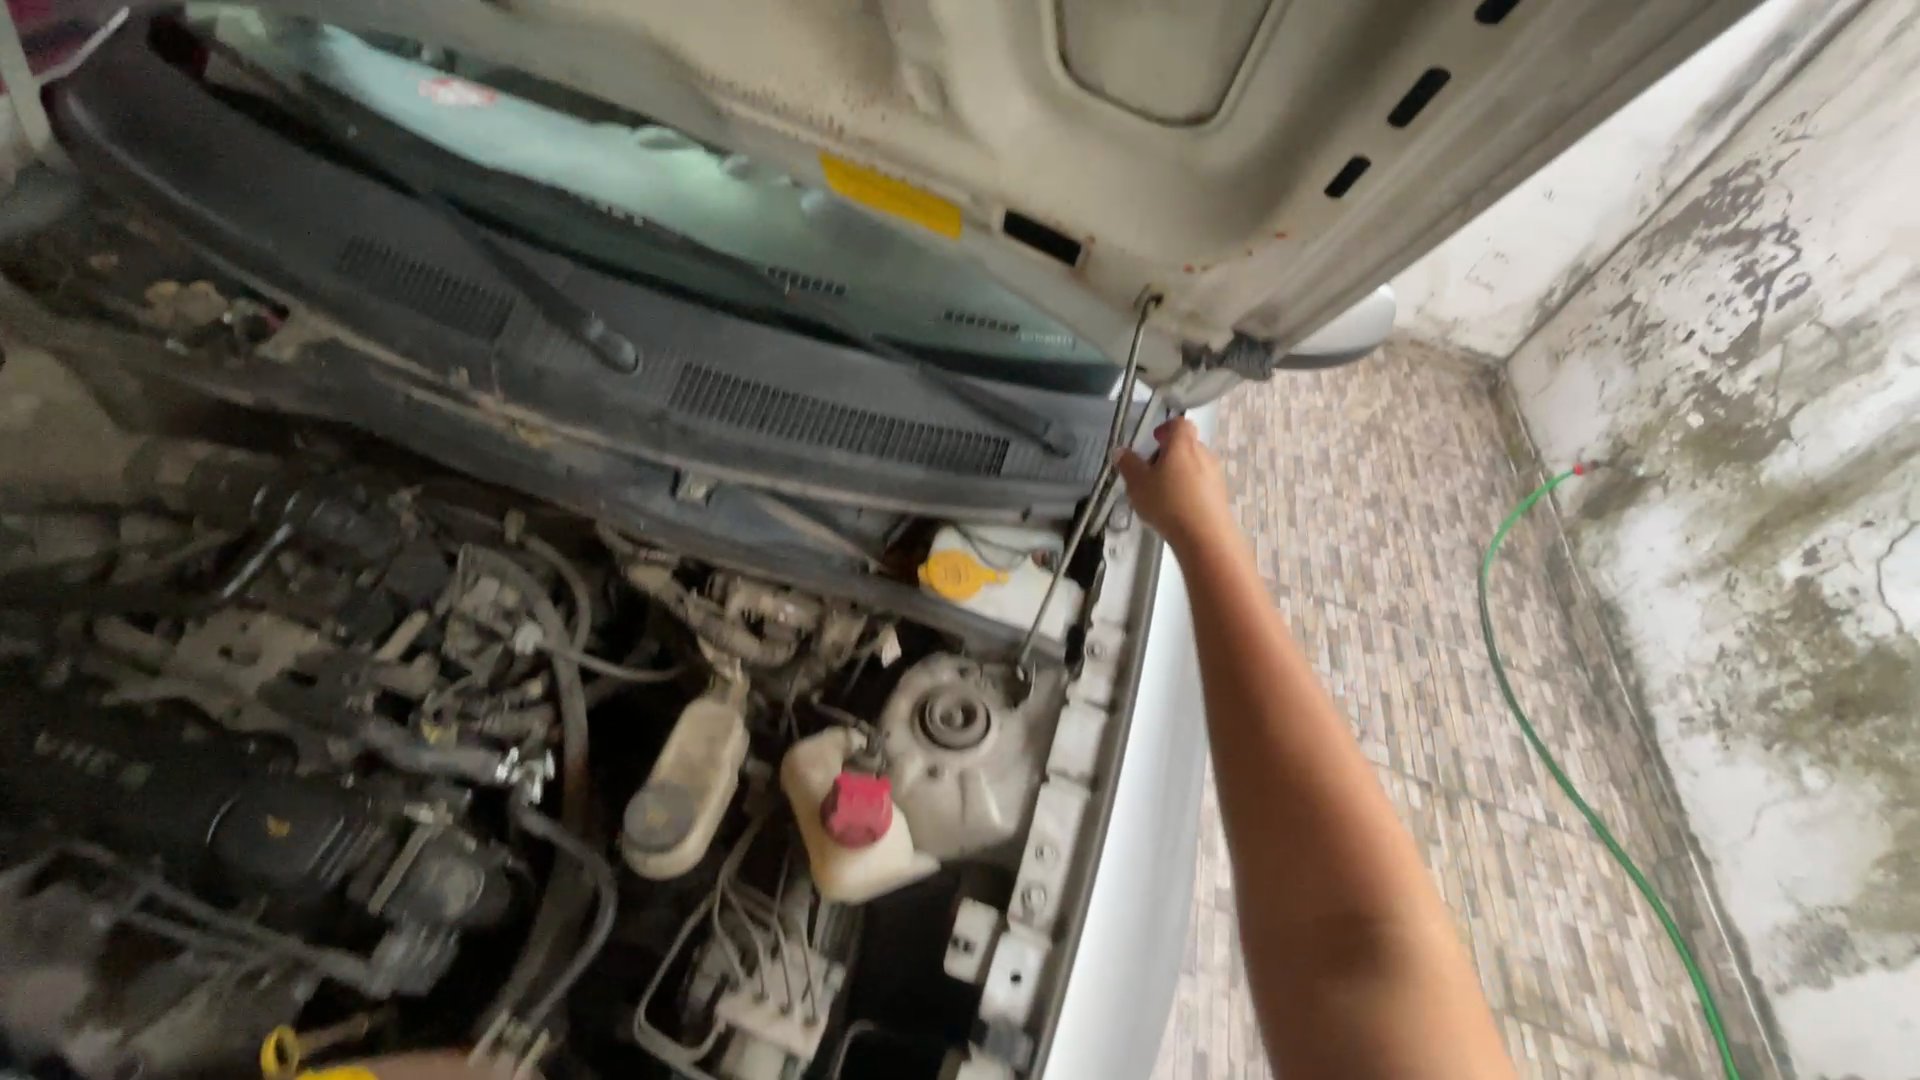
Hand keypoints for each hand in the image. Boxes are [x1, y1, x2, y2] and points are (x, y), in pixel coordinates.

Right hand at [1113, 417, 1238, 553]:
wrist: (1204, 535)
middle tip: (1151, 472)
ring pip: (1194, 464)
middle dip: (1169, 454)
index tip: (1153, 440)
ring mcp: (1216, 473)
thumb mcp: (1137, 484)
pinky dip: (1189, 488)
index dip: (1166, 428)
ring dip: (1179, 472)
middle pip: (1186, 444)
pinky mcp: (1221, 493)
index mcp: (1183, 444)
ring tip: (1163, 494)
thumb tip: (1121, 451)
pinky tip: (1177, 508)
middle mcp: (1203, 453)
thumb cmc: (1167, 503)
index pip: (1179, 423)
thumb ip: (1128, 465)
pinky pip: (1202, 483)